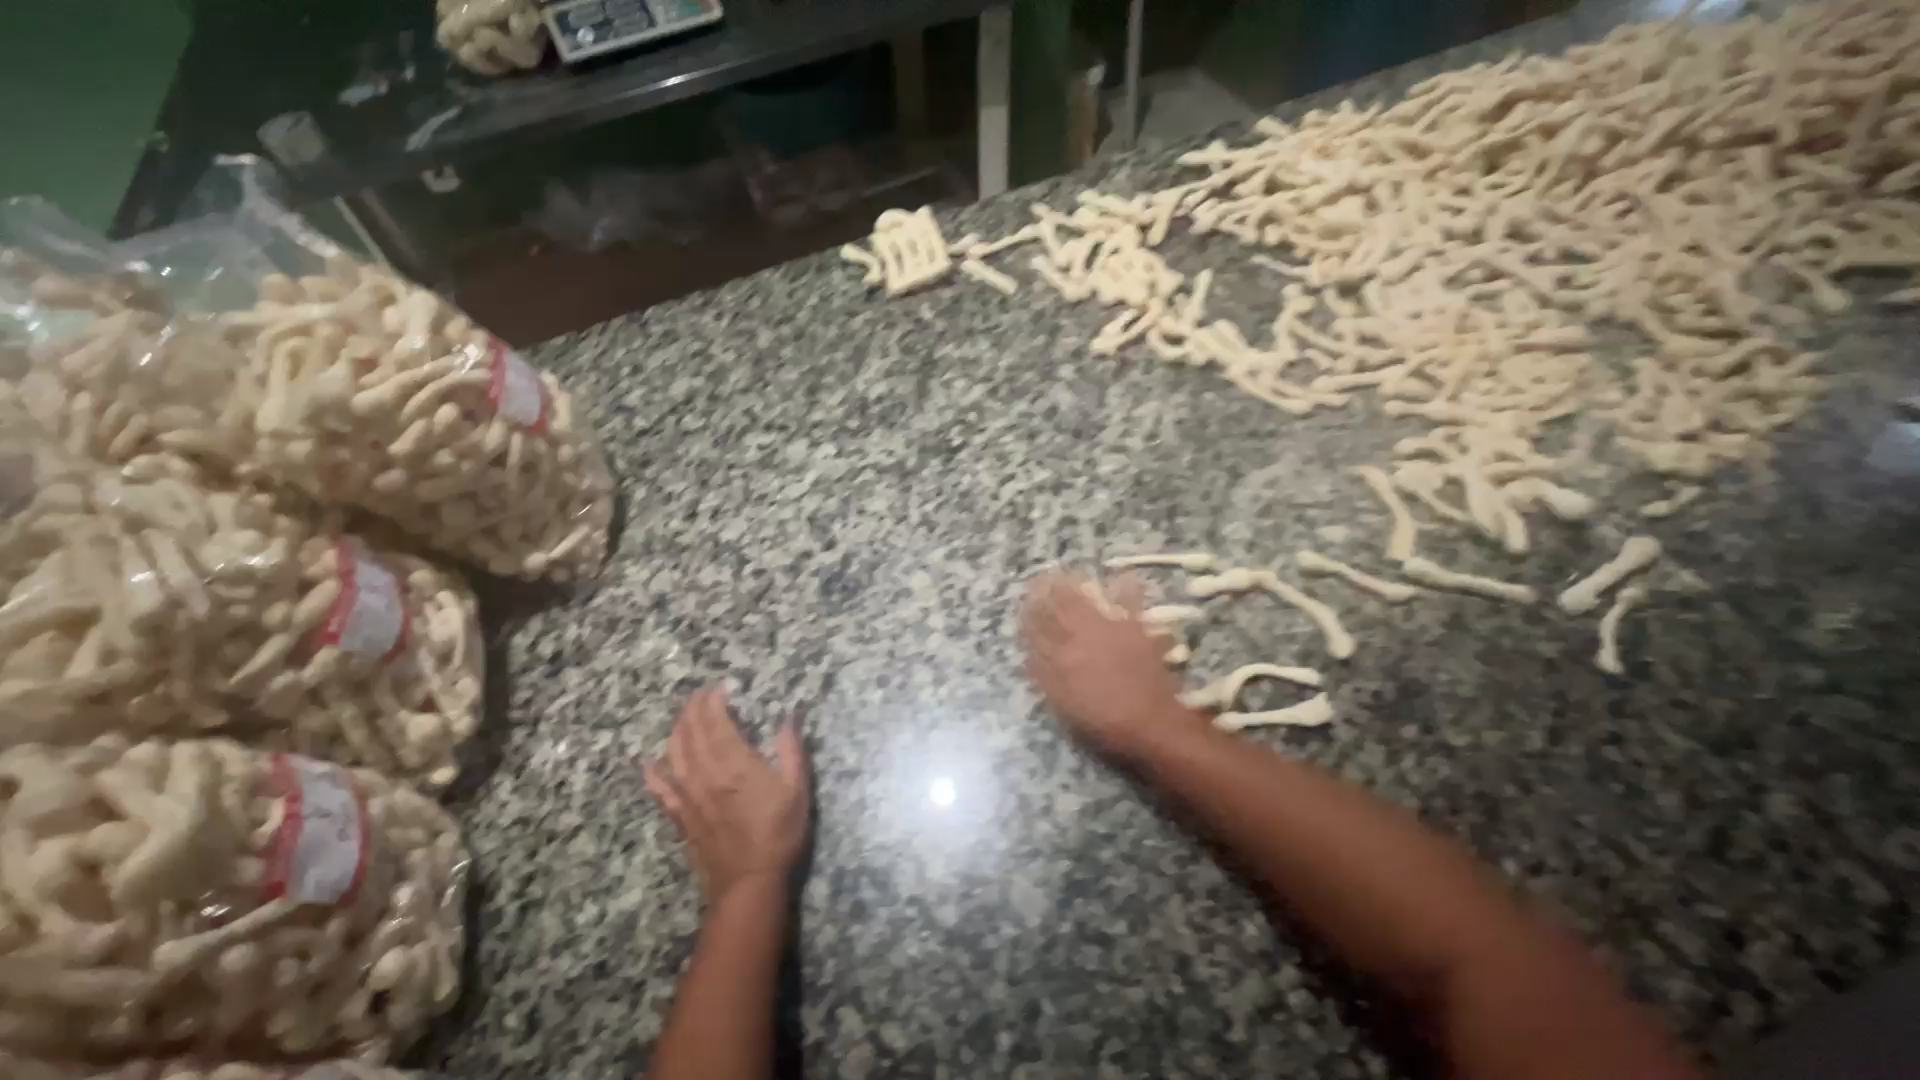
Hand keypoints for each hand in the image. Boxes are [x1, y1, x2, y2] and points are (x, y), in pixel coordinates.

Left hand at [643, 685, 810, 905]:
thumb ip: (791, 750)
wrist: (749, 881)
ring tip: (683, 717)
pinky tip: (650, 762)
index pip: (715, 721)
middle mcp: (705, 773)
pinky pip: (660, 788)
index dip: (713, 701)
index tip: (719, 688)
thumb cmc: (779, 833)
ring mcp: (688, 795)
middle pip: (691, 732)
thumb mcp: (797, 790)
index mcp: (734, 764)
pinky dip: (653, 772)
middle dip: (693, 708)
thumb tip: (789, 717)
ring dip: (676, 730)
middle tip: (700, 694)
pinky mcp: (680, 815)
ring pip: (673, 753)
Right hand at [1021, 571, 1197, 759]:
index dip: (1028, 616)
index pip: (1037, 631)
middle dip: (1046, 593)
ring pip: (1086, 601)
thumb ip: (1045, 676)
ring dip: (1073, 586)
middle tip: (1038, 580)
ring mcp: (1109, 630)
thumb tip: (1028, 654)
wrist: (1150, 721)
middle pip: (1059, 609)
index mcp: (1060, 657)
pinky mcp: (1136, 630)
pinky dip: (1125, 588)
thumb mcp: (1063, 705)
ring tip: (1064, 575)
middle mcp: (1081, 637)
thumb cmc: (1103, 721)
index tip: (1021, 605)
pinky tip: (1123, 575)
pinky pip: (1128, 603)